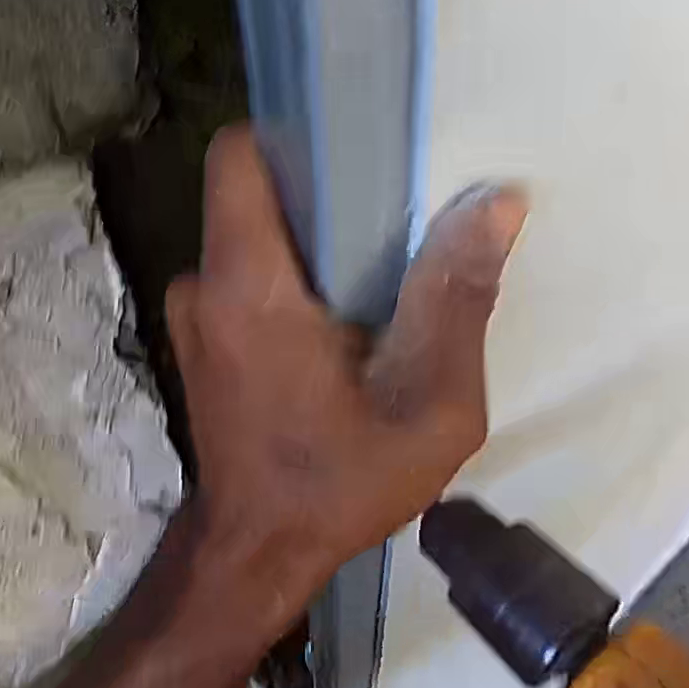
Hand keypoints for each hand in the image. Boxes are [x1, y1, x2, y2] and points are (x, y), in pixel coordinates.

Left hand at [165, 125, 527, 619]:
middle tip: (387, 223)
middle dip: (318, 196)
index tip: (353, 150)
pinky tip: (332, 317)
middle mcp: (203, 284)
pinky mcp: (198, 336)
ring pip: (252, 236)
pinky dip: (286, 279)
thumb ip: (458, 300)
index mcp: (248, 286)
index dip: (291, 138)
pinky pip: (242, 275)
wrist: (258, 549)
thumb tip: (497, 205)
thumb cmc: (339, 485)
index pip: (239, 157)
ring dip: (307, 244)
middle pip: (255, 193)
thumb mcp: (429, 406)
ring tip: (367, 277)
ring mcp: (191, 312)